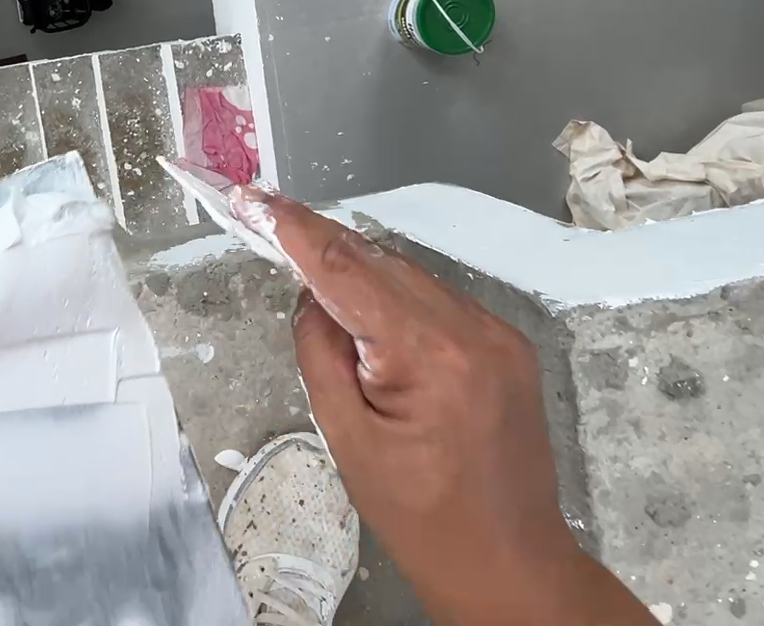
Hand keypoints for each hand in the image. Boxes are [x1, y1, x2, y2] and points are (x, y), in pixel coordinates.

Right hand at [232, 187, 656, 624]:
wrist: (510, 565)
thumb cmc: (415, 512)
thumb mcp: (343, 431)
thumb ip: (319, 346)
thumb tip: (311, 292)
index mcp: (430, 355)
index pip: (345, 269)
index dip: (294, 228)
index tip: (253, 198)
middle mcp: (473, 328)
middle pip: (377, 260)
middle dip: (317, 241)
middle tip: (263, 220)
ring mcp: (496, 332)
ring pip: (404, 272)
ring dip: (352, 266)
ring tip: (309, 277)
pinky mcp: (505, 342)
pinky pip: (430, 296)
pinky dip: (387, 291)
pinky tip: (361, 310)